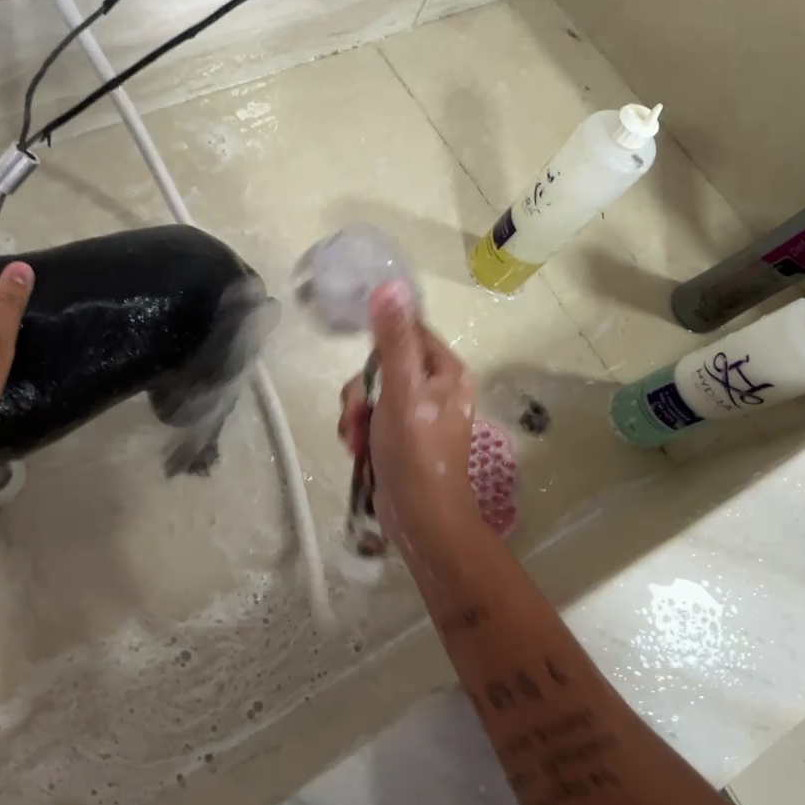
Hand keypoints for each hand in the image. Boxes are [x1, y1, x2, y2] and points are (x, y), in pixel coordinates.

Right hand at [336, 280, 479, 538]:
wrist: (421, 520)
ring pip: (372, 395)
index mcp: (447, 371)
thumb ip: (393, 339)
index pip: (409, 333)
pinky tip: (359, 451)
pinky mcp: (402, 439)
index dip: (380, 347)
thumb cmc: (416, 452)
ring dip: (357, 416)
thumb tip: (391, 284)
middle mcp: (436, 388)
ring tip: (357, 439)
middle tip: (359, 415)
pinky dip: (361, 433)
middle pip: (383, 365)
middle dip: (362, 392)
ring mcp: (419, 416)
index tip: (367, 371)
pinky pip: (372, 420)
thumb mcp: (401, 389)